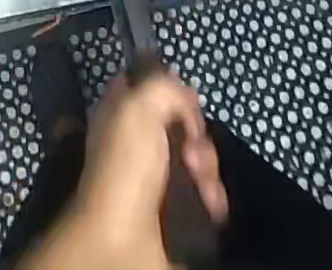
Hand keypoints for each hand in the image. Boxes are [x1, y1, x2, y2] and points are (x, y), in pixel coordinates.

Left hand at [21, 72, 225, 269]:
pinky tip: (211, 205)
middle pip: (178, 126)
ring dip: (208, 169)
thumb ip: (162, 88)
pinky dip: (213, 198)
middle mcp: (135, 142)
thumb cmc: (127, 167)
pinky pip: (204, 195)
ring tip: (203, 184)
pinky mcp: (175, 211)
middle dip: (196, 135)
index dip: (170, 89)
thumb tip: (185, 93)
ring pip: (194, 160)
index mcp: (118, 113)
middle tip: (193, 151)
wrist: (126, 244)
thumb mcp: (138, 108)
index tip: (188, 100)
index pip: (145, 87)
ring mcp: (155, 178)